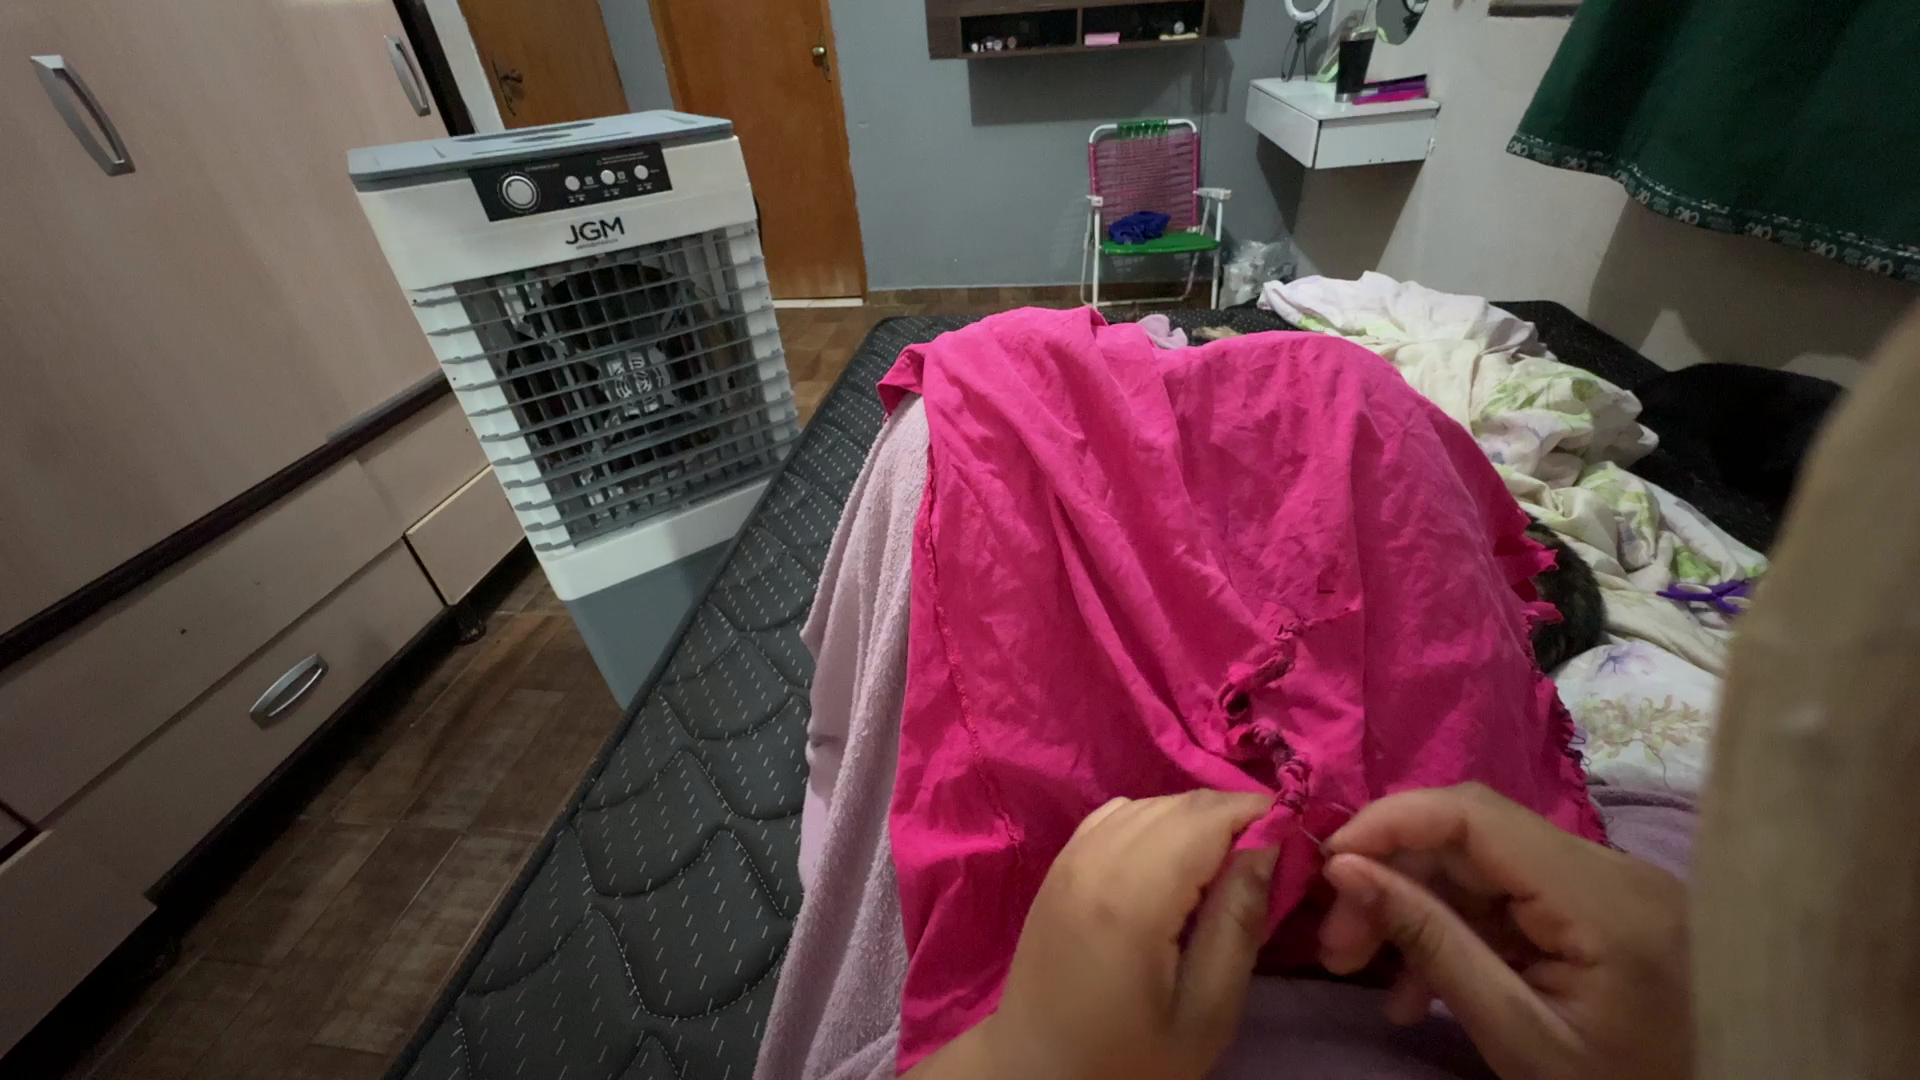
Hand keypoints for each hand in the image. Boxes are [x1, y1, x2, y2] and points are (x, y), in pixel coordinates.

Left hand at [908, 790, 1278, 1079]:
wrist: (1036, 1068)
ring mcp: (1071, 852)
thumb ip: (1238, 921)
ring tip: (1228, 857)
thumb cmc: (1129, 1058)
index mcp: (1132, 893)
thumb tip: (1268, 848)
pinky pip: (1116, 814)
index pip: (1205, 818)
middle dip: (1231, 814)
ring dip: (1194, 816)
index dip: (1256, 813)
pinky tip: (1172, 856)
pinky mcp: (1060, 859)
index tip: (1296, 834)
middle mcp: (1096, 854)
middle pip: (1177, 804)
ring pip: (1148, 803)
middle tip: (1272, 851)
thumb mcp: (1205, 1011)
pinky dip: (1154, 819)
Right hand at [1317, 783, 1690, 1079]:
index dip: (1387, 822)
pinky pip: (1499, 893)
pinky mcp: (1594, 905)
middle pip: (1462, 837)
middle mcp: (1609, 869)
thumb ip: (1429, 941)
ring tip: (1360, 965)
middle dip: (1388, 878)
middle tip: (1336, 940)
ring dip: (1409, 906)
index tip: (1329, 864)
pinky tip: (1417, 981)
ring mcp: (1604, 884)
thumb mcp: (1518, 1037)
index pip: (1471, 813)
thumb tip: (1341, 866)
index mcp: (1606, 900)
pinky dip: (1449, 925)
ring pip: (1469, 862)